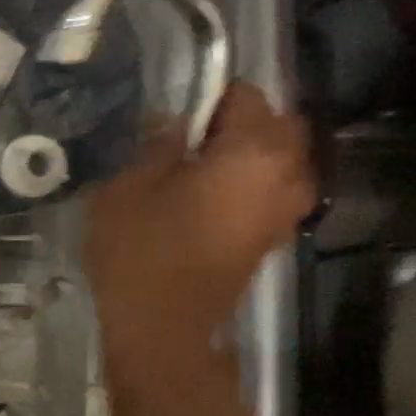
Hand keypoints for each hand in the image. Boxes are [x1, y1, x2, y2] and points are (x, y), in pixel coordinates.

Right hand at [87, 83, 314, 359]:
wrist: (162, 319)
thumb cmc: (139, 248)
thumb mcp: (126, 189)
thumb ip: (155, 147)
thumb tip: (170, 121)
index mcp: (255, 149)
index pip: (243, 96)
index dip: (204, 97)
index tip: (166, 113)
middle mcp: (289, 169)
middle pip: (271, 124)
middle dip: (230, 124)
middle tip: (176, 140)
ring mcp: (288, 203)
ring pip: (272, 158)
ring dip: (236, 156)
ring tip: (182, 171)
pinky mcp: (273, 231)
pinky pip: (264, 188)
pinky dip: (237, 183)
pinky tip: (195, 199)